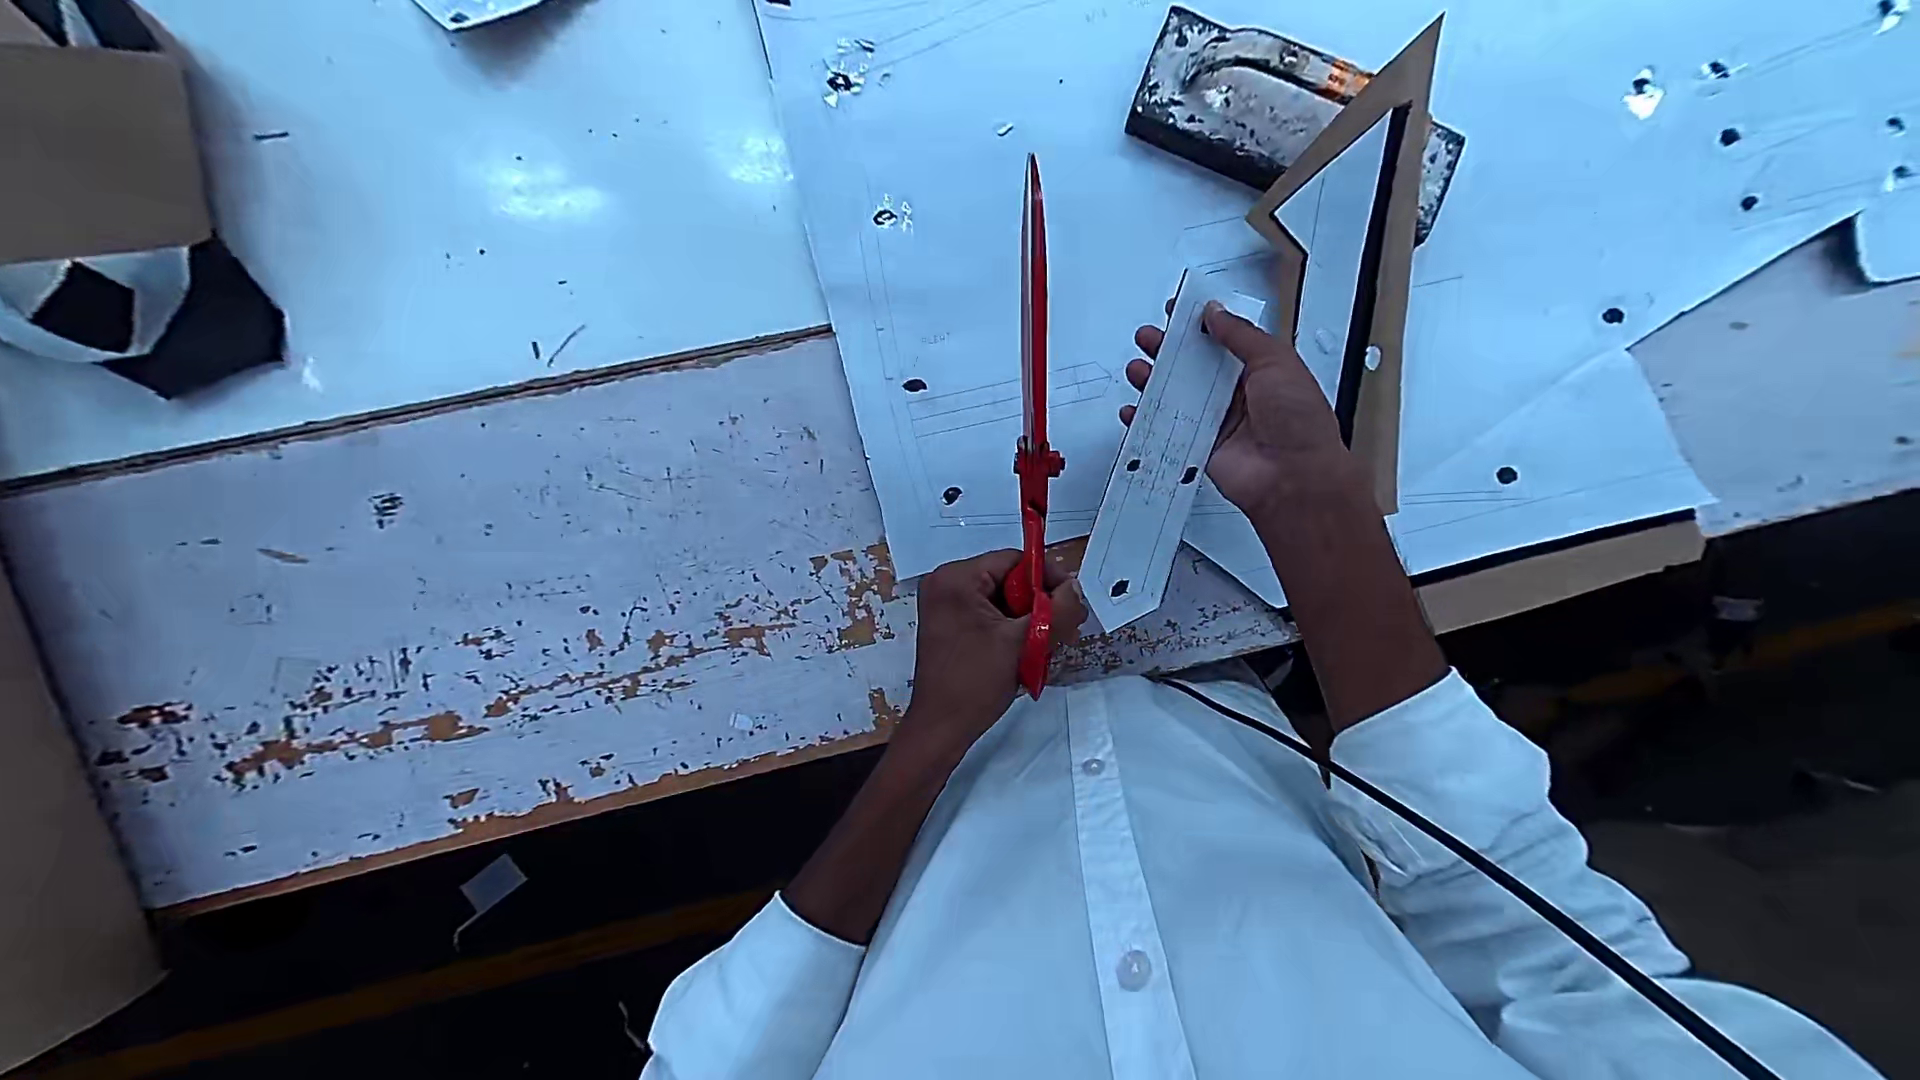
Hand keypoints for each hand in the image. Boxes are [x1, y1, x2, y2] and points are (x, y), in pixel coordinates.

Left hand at [900, 549, 1085, 760]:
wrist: (941, 728)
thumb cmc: (974, 683)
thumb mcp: (1023, 642)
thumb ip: (1056, 610)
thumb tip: (1076, 588)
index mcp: (956, 579)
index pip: (1013, 560)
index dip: (1046, 578)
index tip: (1071, 600)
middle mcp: (946, 585)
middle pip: (1008, 580)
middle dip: (1039, 604)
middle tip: (1065, 627)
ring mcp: (945, 606)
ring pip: (1002, 601)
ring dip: (1028, 620)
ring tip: (1048, 644)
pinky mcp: (950, 626)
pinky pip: (990, 616)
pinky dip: (1012, 630)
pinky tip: (1027, 652)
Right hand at [1124, 301, 1361, 521]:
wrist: (1293, 476)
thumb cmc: (1298, 420)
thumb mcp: (1276, 361)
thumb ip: (1241, 336)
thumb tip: (1215, 312)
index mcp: (1257, 369)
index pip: (1221, 340)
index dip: (1198, 325)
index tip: (1176, 311)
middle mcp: (1233, 394)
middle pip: (1191, 366)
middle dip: (1166, 350)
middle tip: (1147, 338)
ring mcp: (1214, 421)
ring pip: (1175, 396)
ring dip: (1152, 381)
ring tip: (1137, 369)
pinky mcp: (1198, 446)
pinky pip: (1166, 430)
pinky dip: (1146, 421)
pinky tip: (1134, 411)